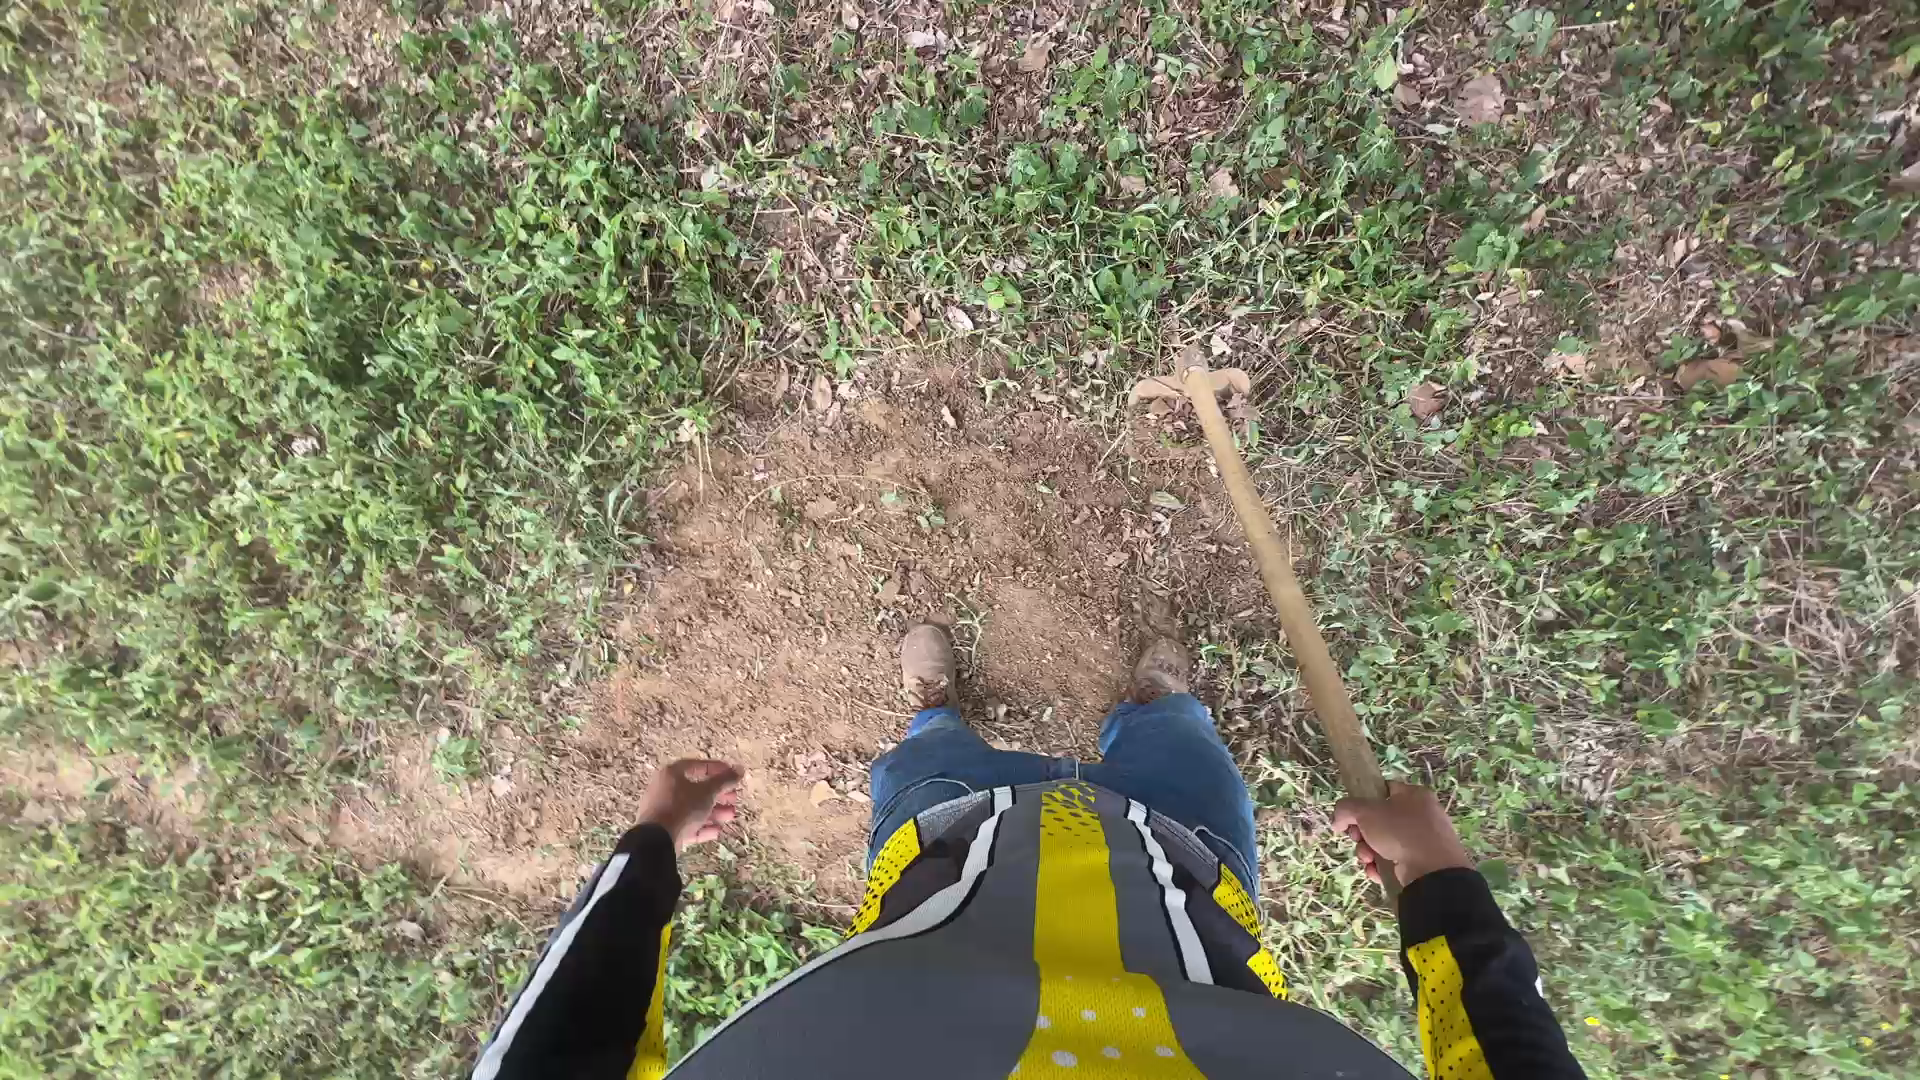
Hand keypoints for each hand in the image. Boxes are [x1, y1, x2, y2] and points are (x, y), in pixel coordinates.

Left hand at [637, 759, 742, 850]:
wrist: (656, 840)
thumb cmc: (683, 807)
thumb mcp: (708, 791)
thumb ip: (725, 780)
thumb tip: (740, 769)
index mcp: (672, 774)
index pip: (699, 766)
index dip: (718, 769)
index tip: (733, 775)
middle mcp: (665, 789)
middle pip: (697, 789)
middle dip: (719, 795)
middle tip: (734, 798)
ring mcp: (662, 810)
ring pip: (693, 808)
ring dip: (714, 812)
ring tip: (730, 816)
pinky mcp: (663, 829)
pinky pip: (686, 824)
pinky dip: (702, 827)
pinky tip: (717, 831)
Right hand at [1331, 782, 1473, 887]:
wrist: (1433, 872)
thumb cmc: (1400, 831)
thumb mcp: (1364, 812)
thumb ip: (1344, 809)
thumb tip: (1337, 822)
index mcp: (1414, 795)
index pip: (1381, 790)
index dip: (1362, 802)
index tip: (1351, 816)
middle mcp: (1423, 815)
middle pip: (1380, 819)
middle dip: (1362, 832)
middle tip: (1356, 838)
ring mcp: (1427, 840)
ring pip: (1386, 841)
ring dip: (1368, 850)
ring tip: (1367, 858)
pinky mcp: (1427, 862)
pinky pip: (1398, 858)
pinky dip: (1383, 864)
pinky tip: (1376, 871)